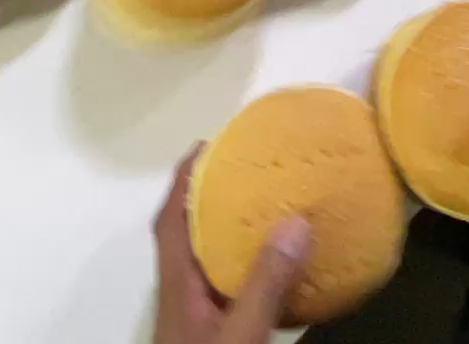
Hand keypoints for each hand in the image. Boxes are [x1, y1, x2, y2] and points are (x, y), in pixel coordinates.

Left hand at [152, 146, 312, 343]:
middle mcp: (182, 294)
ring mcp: (196, 315)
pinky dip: (252, 264)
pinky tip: (282, 265)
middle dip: (213, 195)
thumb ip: (265, 284)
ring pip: (210, 258)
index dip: (184, 179)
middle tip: (250, 165)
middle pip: (189, 233)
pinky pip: (231, 283)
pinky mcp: (214, 331)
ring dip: (233, 227)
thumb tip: (297, 220)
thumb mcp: (240, 335)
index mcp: (177, 285)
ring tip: (271, 202)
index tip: (208, 143)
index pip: (171, 220)